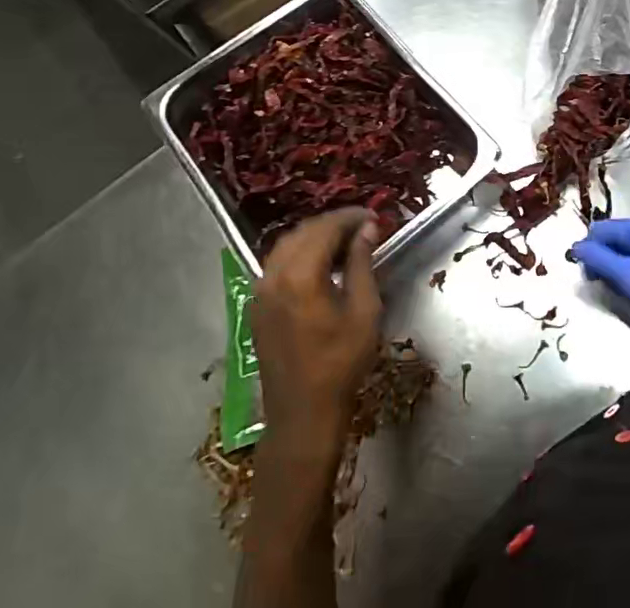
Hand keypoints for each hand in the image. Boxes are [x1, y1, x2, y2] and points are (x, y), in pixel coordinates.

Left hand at [250, 209, 382, 457]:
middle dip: (332, 224)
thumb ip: (362, 264)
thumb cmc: (341, 365)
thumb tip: (366, 230)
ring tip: (343, 243)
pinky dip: (299, 255)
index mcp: (299, 275)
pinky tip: (319, 266)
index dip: (349, 218)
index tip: (372, 216)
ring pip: (286, 246)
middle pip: (302, 232)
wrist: (303, 413)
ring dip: (314, 238)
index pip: (324, 228)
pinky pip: (277, 265)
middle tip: (361, 227)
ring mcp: (260, 290)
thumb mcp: (364, 313)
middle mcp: (273, 275)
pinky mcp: (256, 304)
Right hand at [569, 218, 629, 381]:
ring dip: (614, 271)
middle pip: (610, 240)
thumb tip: (574, 247)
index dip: (587, 249)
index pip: (598, 229)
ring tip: (618, 291)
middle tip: (600, 284)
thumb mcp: (626, 276)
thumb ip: (597, 258)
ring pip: (622, 255)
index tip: (586, 274)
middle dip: (600, 261)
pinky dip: (628, 278)